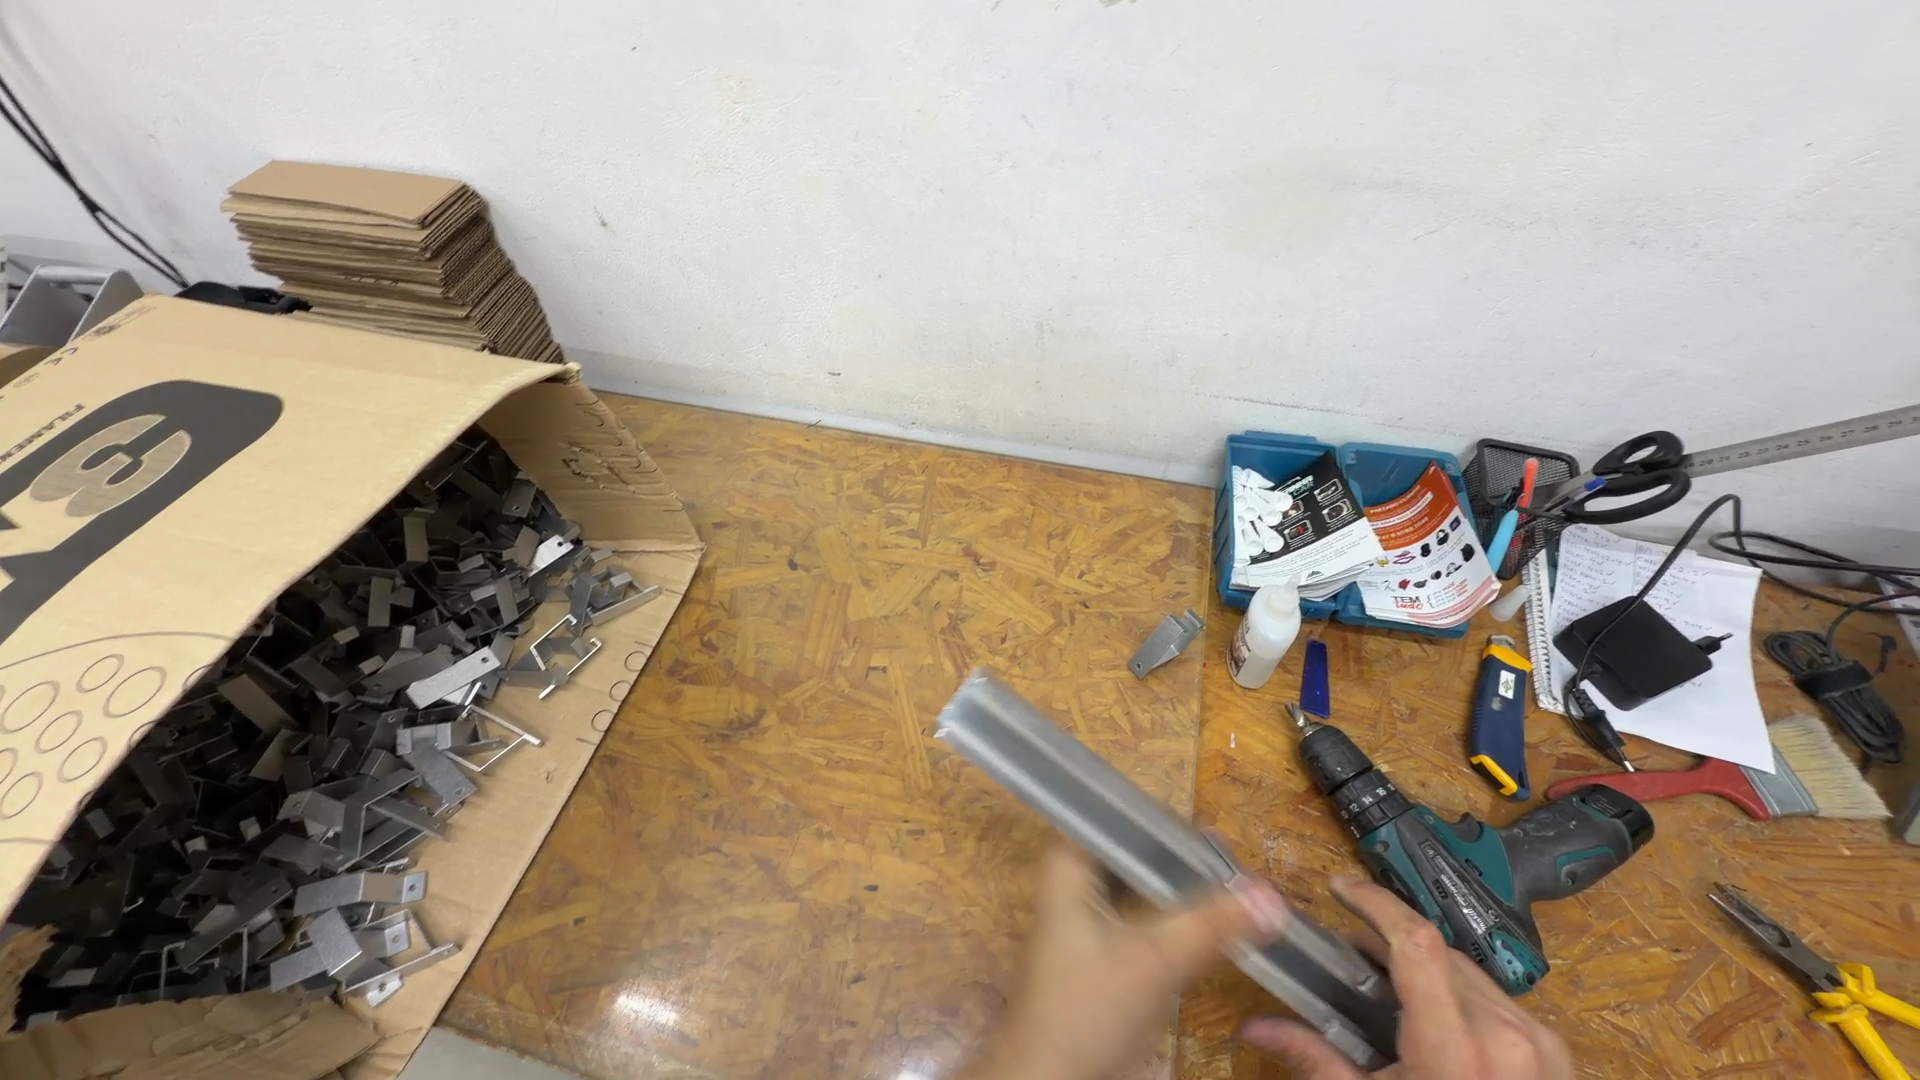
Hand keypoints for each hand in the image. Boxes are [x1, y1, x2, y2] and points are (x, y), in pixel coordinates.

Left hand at [959, 841, 1290, 1079]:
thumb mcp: (1151, 962)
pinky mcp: (1105, 944)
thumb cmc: (1084, 1008)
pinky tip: (1218, 922)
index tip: (1222, 839)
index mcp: (1070, 860)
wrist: (1049, 1079)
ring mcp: (1090, 910)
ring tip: (1239, 890)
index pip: (1121, 815)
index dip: (1171, 822)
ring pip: (1146, 881)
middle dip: (1187, 857)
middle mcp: (1077, 874)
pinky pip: (1148, 912)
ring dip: (1187, 886)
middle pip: (1138, 848)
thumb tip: (1274, 897)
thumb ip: (1211, 926)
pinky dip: (1180, 915)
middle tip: (1240, 867)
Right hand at [1242, 874, 1573, 1078]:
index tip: (1340, 887)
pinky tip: (1437, 1014)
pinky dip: (1458, 992)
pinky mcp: (1557, 1052)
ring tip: (1393, 986)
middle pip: (1435, 951)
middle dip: (1390, 940)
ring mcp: (1540, 1041)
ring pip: (1465, 968)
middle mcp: (1506, 1032)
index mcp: (1457, 1046)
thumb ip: (1314, 1059)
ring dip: (1424, 964)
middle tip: (1354, 956)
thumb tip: (1252, 1026)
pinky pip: (1496, 996)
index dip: (1375, 901)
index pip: (1416, 941)